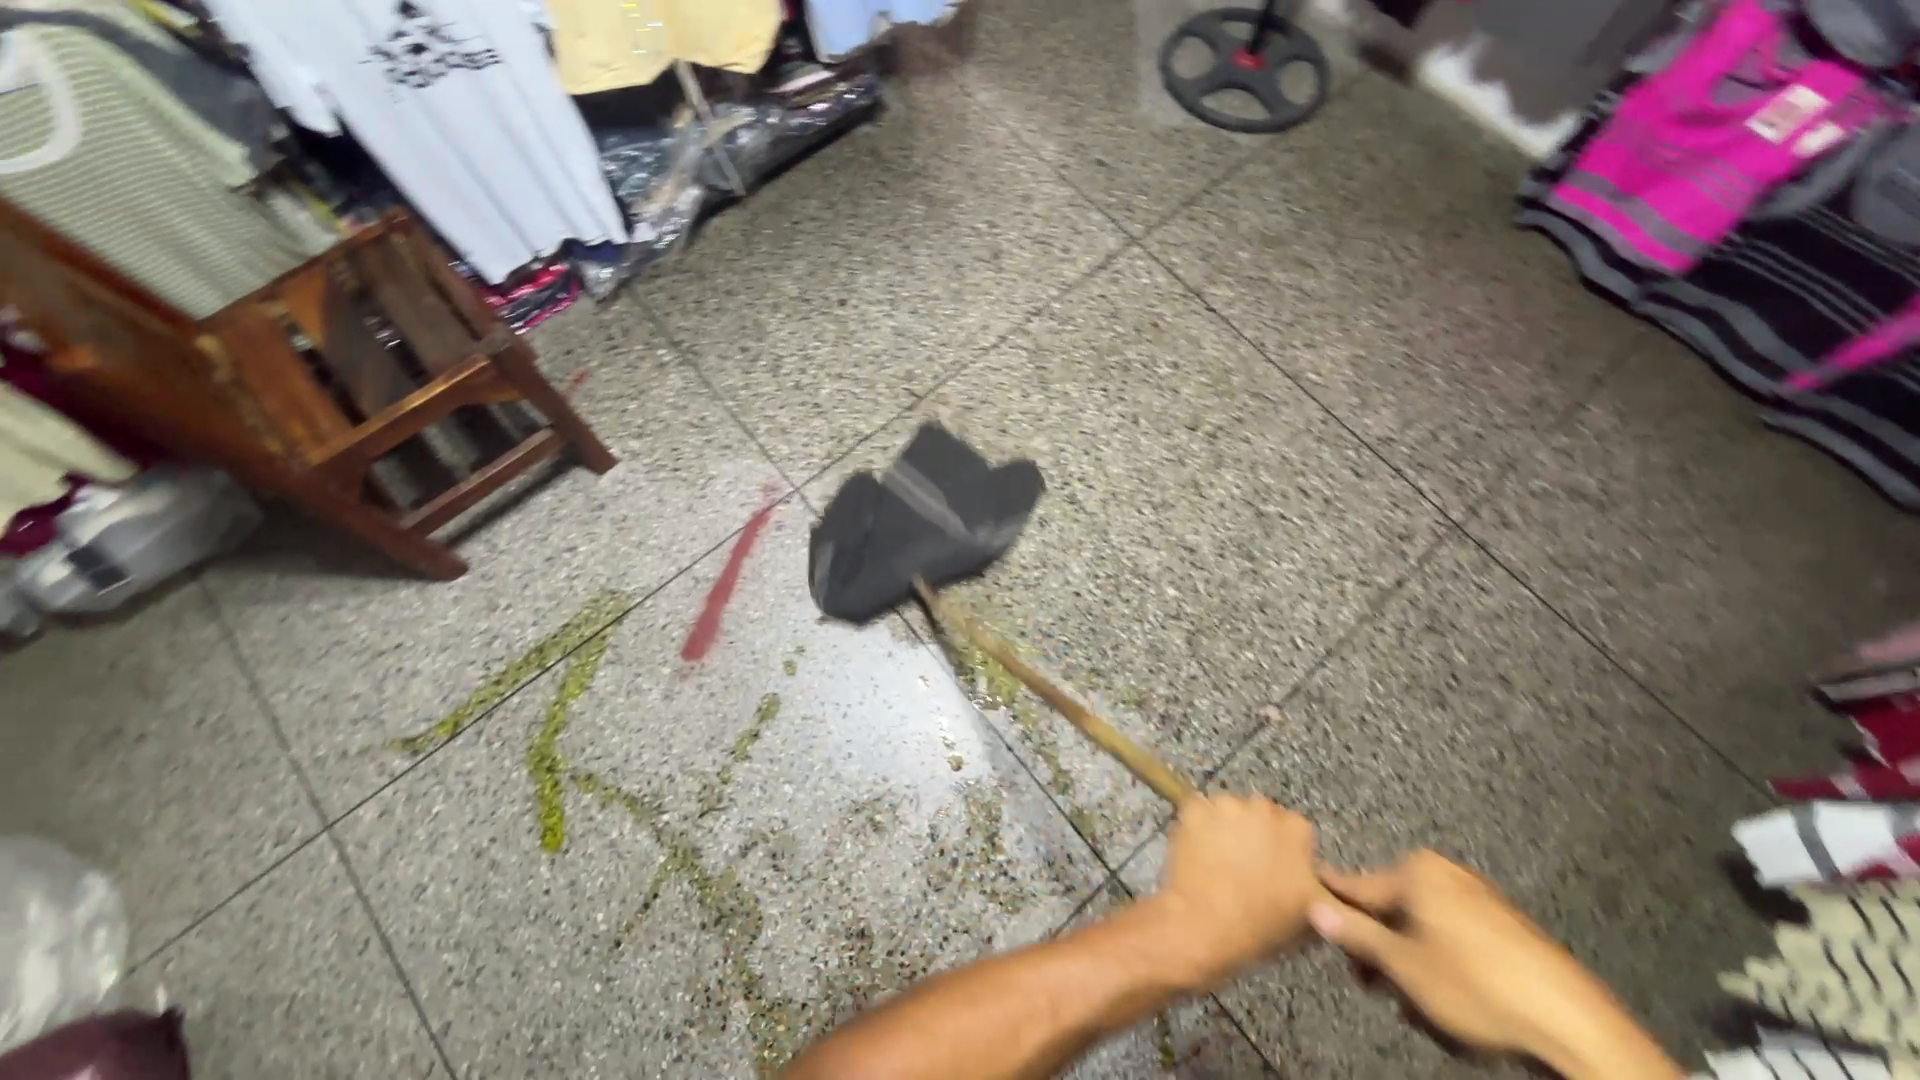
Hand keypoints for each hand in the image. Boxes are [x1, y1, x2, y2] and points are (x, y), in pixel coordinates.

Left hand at [1148, 794, 1325, 988]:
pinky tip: (1197, 849)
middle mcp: (1263, 808)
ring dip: (1226, 826)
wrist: (1206, 924)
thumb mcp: (1312, 913)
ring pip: (1229, 810)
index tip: (1274, 869)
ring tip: (1217, 858)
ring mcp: (1226, 806)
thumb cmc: (1263, 924)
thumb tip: (1320, 882)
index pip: (1295, 830)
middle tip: (1245, 864)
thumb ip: (1322, 888)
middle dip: (1256, 833)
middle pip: (1261, 814)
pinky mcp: (1194, 808)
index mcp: (1297, 829)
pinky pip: (1197, 810)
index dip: (1284, 849)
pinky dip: (1198, 824)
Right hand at [1309, 851, 1680, 1079]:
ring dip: (1410, 963)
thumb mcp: (1402, 966)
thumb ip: (1355, 935)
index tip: (1309, 910)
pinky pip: (1453, 938)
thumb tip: (1315, 909)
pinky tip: (1446, 1000)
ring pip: (1422, 928)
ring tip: (1415, 1003)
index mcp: (1418, 872)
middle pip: (1391, 908)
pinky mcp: (1503, 927)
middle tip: (1372, 983)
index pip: (1357, 886)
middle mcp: (1446, 875)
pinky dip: (1440, 964)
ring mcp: (1478, 899)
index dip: (1333, 906)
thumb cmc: (1476, 985)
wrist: (1570, 1022)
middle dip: (1379, 948)